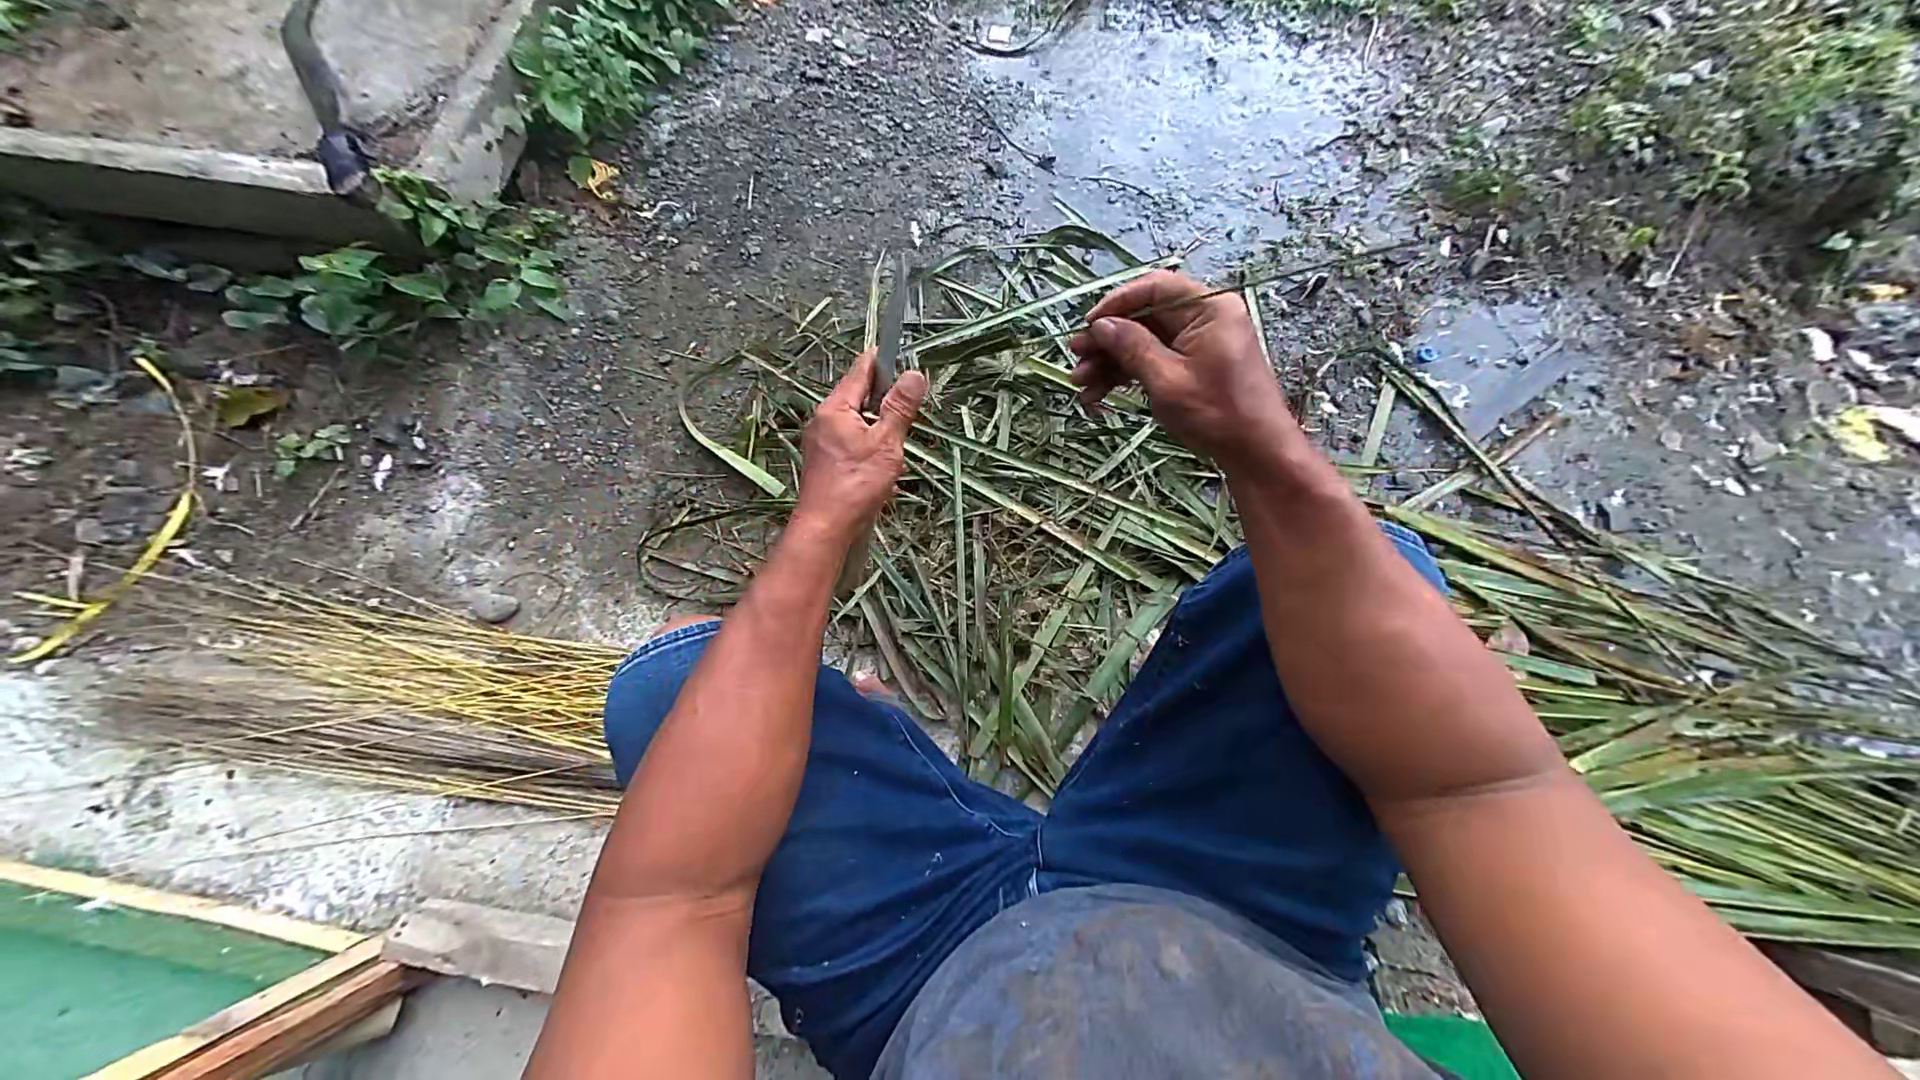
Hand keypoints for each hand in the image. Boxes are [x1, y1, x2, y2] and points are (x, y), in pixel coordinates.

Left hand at [793, 348, 928, 540]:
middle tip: (909, 409)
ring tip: (896, 443)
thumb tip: (914, 374)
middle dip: (885, 399)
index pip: (861, 369)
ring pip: (856, 420)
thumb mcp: (886, 444)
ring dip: (878, 425)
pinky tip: (881, 463)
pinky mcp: (824, 460)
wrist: (826, 527)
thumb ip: (900, 409)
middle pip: (859, 395)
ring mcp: (821, 440)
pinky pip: (850, 439)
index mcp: (835, 407)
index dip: (883, 360)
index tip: (903, 355)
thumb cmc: (855, 485)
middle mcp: (823, 419)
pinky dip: (868, 443)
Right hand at [1068, 270, 1300, 467]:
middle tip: (1076, 357)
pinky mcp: (1192, 366)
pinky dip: (1127, 375)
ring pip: (1143, 342)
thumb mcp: (1167, 380)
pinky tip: (1099, 393)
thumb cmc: (1217, 414)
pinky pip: (1153, 361)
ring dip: (1111, 362)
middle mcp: (1204, 318)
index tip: (1088, 326)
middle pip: (1145, 317)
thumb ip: (1132, 347)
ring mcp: (1198, 343)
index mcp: (1208, 309)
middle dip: (1108, 339)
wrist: (1255, 451)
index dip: (1116, 303)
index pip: (1155, 288)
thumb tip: (1101, 325)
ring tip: (1081, 384)